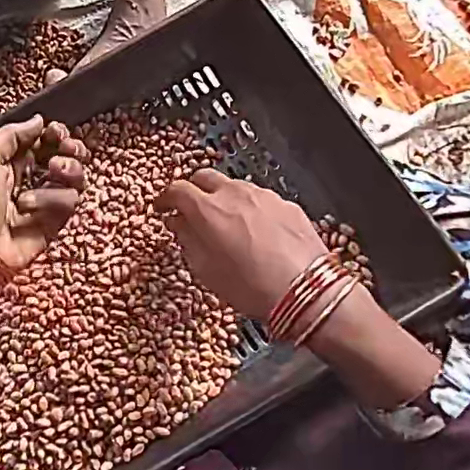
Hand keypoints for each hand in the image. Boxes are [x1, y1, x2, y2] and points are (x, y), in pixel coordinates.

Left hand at [0, 115, 89, 272]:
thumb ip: (12, 134)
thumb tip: (39, 120)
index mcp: (11, 160)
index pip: (43, 141)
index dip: (54, 134)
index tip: (56, 132)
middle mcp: (30, 179)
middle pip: (65, 156)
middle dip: (71, 148)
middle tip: (67, 148)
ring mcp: (44, 201)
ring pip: (74, 177)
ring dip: (68, 169)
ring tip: (54, 171)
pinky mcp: (54, 222)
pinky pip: (69, 201)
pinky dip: (53, 200)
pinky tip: (31, 206)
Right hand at [155, 170, 328, 320]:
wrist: (306, 292)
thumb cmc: (253, 287)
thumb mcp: (206, 270)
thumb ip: (188, 239)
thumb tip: (178, 223)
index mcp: (208, 210)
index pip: (177, 190)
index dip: (166, 198)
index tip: (163, 207)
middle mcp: (234, 194)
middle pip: (204, 177)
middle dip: (193, 189)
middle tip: (190, 209)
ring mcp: (263, 196)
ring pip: (234, 187)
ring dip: (223, 199)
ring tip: (225, 224)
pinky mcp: (286, 204)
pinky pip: (260, 199)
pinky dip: (250, 209)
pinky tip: (255, 232)